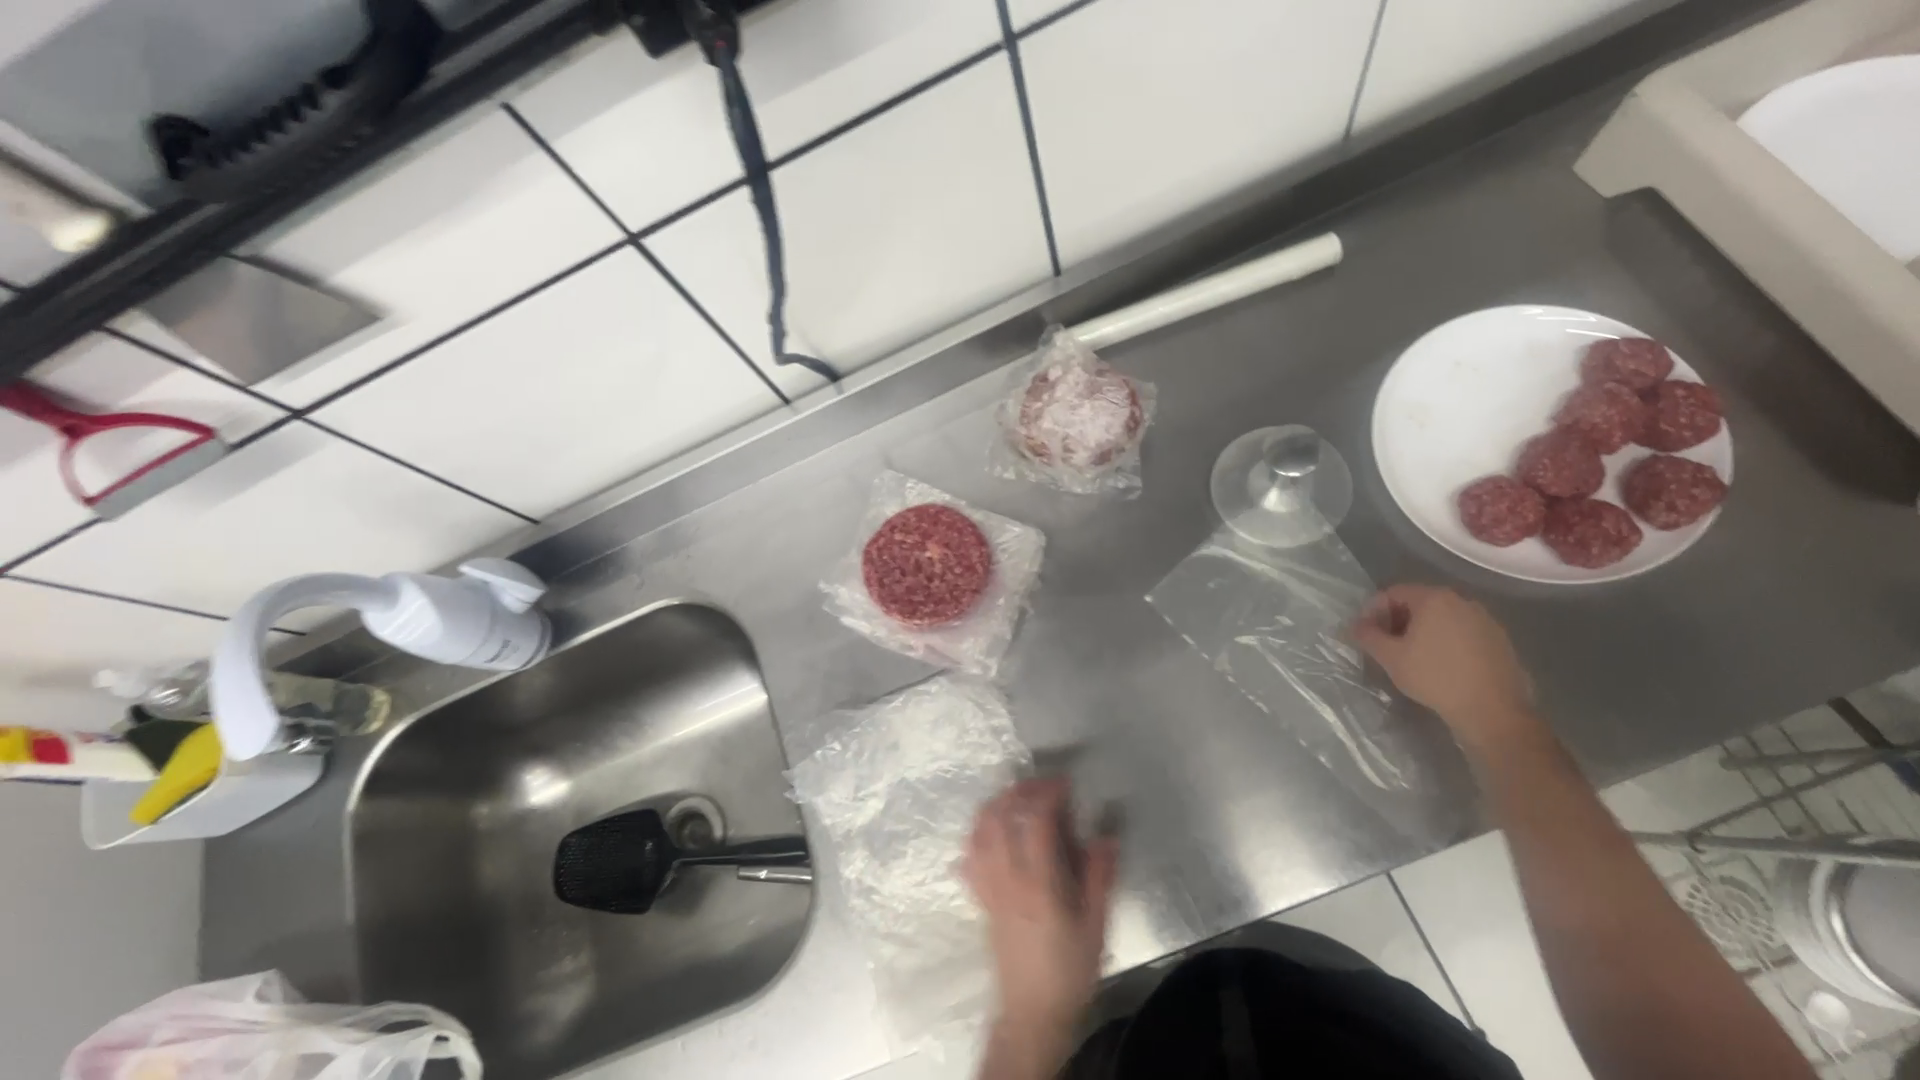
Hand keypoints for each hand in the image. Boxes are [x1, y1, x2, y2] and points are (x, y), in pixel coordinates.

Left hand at [963, 776, 1118, 1034]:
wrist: (1032, 1013)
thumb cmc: (1070, 971)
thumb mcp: (1096, 926)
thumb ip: (1100, 877)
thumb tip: (1106, 835)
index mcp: (1039, 883)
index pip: (1036, 822)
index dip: (1047, 793)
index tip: (1064, 781)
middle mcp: (1007, 880)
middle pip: (999, 818)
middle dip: (1017, 791)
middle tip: (1040, 783)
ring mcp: (989, 889)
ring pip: (979, 834)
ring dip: (994, 806)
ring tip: (1015, 797)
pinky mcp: (981, 901)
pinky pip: (970, 858)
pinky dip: (977, 835)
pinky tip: (989, 832)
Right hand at [1351, 584, 1540, 750]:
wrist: (1491, 709)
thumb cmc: (1435, 677)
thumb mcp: (1391, 658)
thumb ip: (1368, 636)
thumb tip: (1356, 625)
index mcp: (1433, 599)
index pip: (1393, 592)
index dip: (1373, 610)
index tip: (1364, 632)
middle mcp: (1462, 601)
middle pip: (1419, 602)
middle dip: (1397, 620)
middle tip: (1385, 644)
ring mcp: (1484, 619)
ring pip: (1442, 617)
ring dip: (1422, 630)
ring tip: (1412, 656)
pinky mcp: (1499, 639)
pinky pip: (1462, 631)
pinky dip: (1445, 640)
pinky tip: (1441, 664)